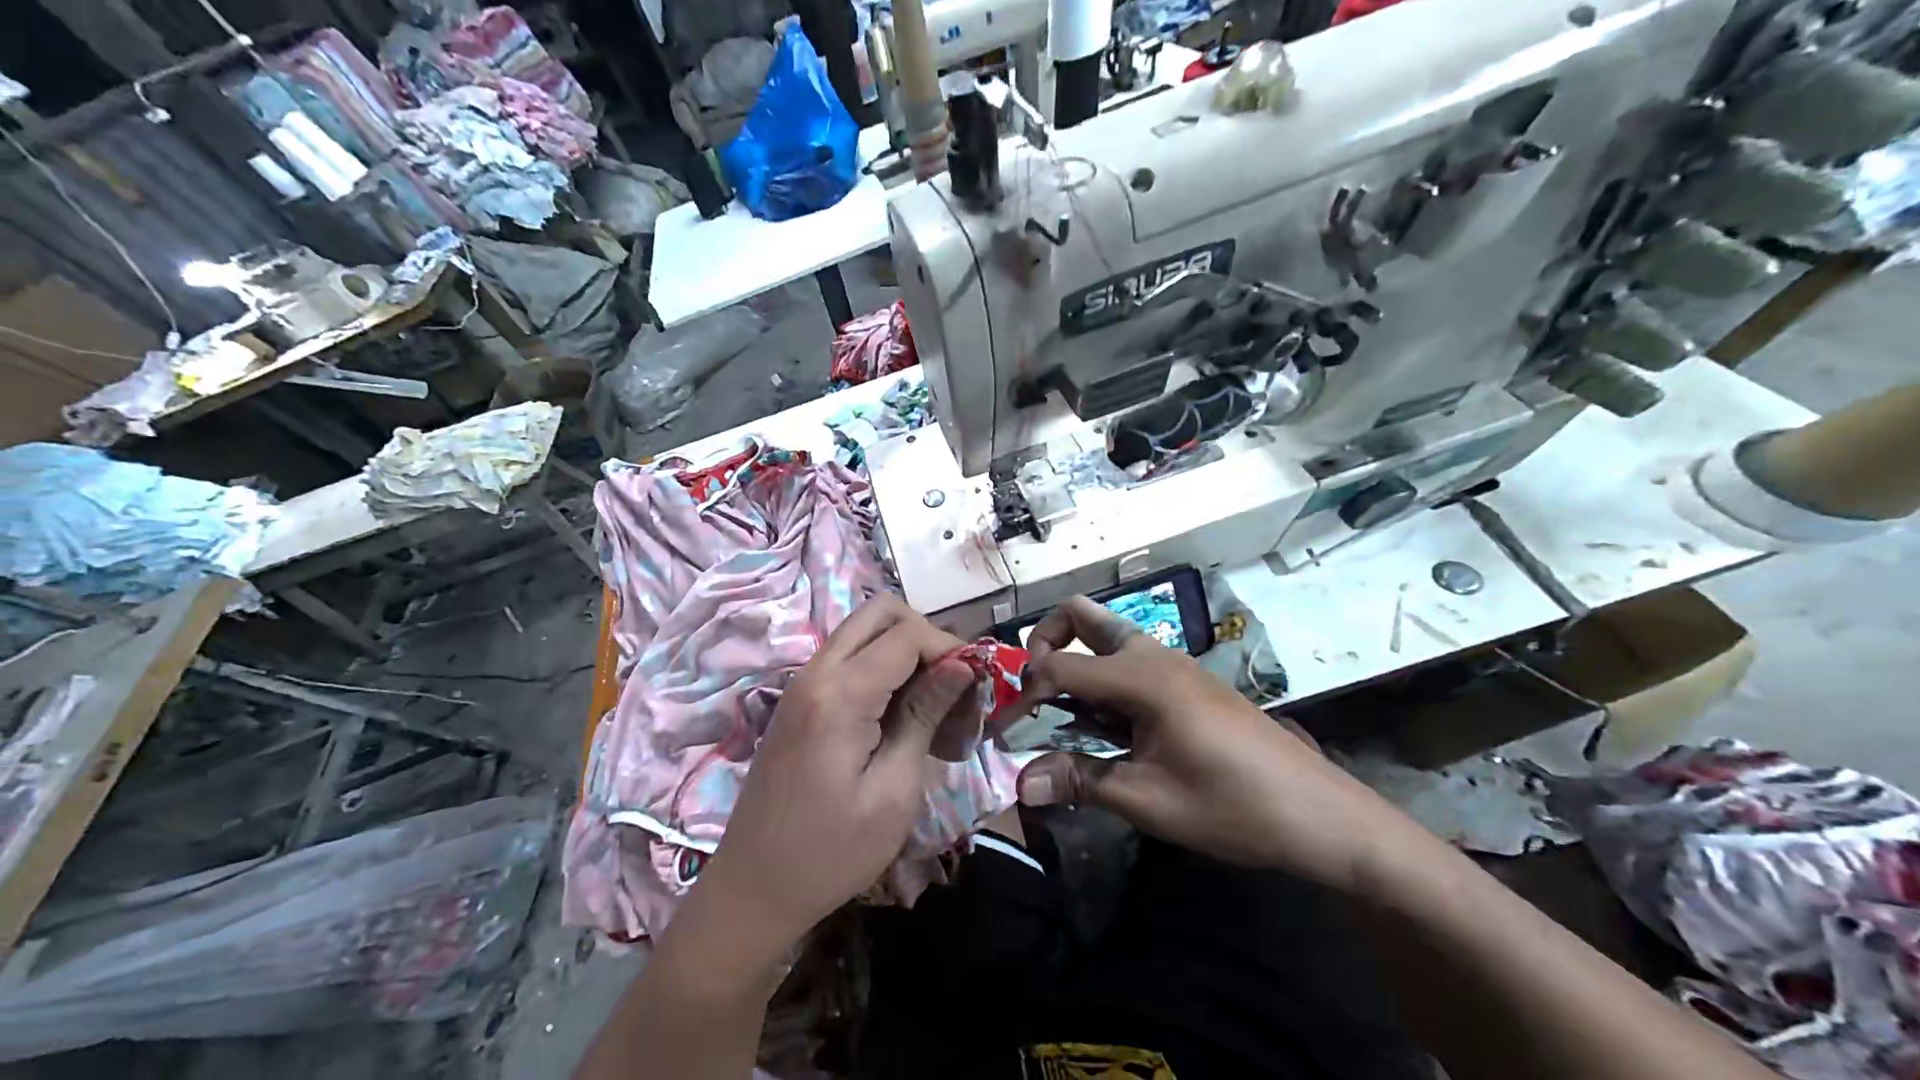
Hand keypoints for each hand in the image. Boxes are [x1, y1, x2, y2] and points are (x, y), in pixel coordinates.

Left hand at [678, 594, 980, 971]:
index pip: (906, 634)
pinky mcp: (798, 701)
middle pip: (879, 612)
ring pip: (861, 630)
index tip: (977, 685)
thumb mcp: (894, 790)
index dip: (950, 648)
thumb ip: (925, 715)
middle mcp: (815, 672)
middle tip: (951, 682)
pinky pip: (846, 657)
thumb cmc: (831, 852)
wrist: (753, 888)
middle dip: (924, 634)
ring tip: (932, 699)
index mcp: (839, 694)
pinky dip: (880, 665)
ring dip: (902, 648)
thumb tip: (962, 666)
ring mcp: (801, 683)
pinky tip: (900, 712)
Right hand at [1012, 596, 1433, 894]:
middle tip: (1032, 695)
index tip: (1003, 732)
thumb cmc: (1233, 806)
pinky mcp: (1184, 683)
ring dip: (1072, 662)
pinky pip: (1126, 661)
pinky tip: (1104, 727)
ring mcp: (1172, 665)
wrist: (1319, 814)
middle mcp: (1152, 656)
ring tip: (1060, 716)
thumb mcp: (1149, 801)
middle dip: (1044, 644)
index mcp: (1141, 676)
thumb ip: (1079, 780)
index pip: (1057, 666)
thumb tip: (1019, 782)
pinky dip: (1099, 679)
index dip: (1022, 696)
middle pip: (1080, 617)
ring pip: (1104, 636)